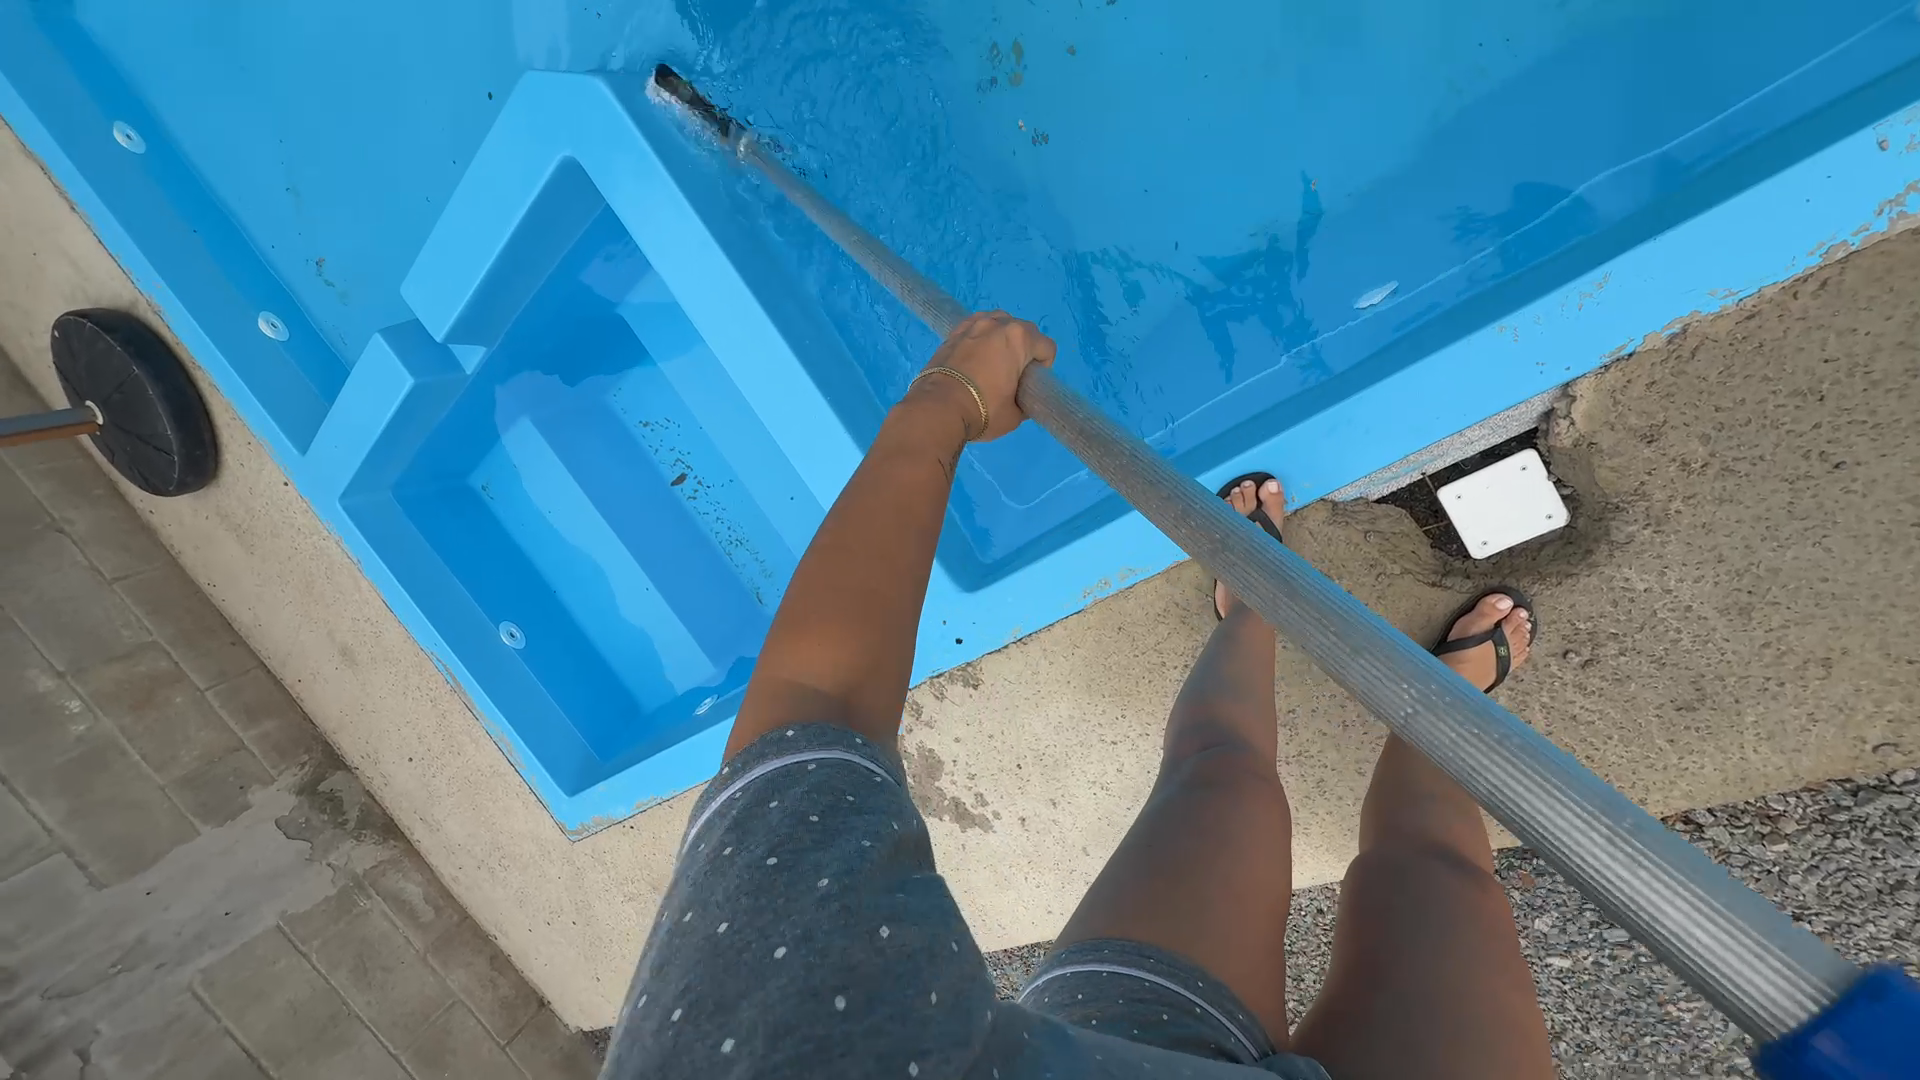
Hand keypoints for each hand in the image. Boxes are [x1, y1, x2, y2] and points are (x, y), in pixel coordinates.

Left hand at [909, 311, 1056, 441]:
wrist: (938, 409)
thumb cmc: (983, 411)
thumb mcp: (1015, 415)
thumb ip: (1024, 401)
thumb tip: (1020, 400)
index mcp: (1019, 338)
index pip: (1047, 346)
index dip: (1044, 367)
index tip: (1032, 383)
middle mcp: (997, 324)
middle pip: (1023, 330)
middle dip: (1025, 349)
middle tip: (1014, 374)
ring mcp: (972, 325)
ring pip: (997, 323)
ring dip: (1001, 338)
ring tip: (993, 363)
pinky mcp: (952, 333)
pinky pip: (974, 329)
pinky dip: (979, 339)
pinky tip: (974, 359)